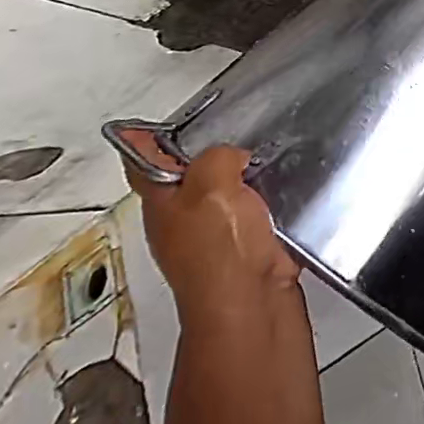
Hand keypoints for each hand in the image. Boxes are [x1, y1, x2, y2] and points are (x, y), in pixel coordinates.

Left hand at [122, 131, 300, 318]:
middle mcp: (183, 218)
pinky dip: (268, 199)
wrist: (253, 301)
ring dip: (244, 177)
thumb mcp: (210, 181)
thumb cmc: (219, 250)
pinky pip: (256, 210)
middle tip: (229, 133)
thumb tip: (234, 159)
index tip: (151, 122)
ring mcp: (215, 234)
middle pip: (190, 174)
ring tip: (263, 157)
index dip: (145, 139)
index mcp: (161, 201)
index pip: (143, 162)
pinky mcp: (247, 245)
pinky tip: (280, 189)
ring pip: (226, 191)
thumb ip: (217, 156)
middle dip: (210, 153)